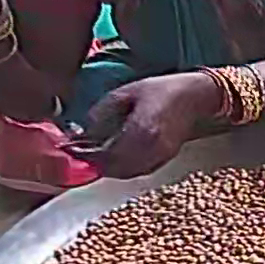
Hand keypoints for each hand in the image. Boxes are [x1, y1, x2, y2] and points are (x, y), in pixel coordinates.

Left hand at [82, 73, 223, 177]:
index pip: (108, 154)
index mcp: (141, 130)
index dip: (88, 156)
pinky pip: (142, 170)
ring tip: (96, 157)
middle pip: (119, 169)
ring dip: (111, 169)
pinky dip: (126, 168)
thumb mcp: (123, 94)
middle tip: (81, 155)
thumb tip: (81, 133)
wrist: (193, 97)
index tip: (71, 149)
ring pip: (130, 173)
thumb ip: (100, 114)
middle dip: (98, 165)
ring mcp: (162, 155)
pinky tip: (116, 158)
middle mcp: (153, 148)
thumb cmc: (159, 90)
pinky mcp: (167, 158)